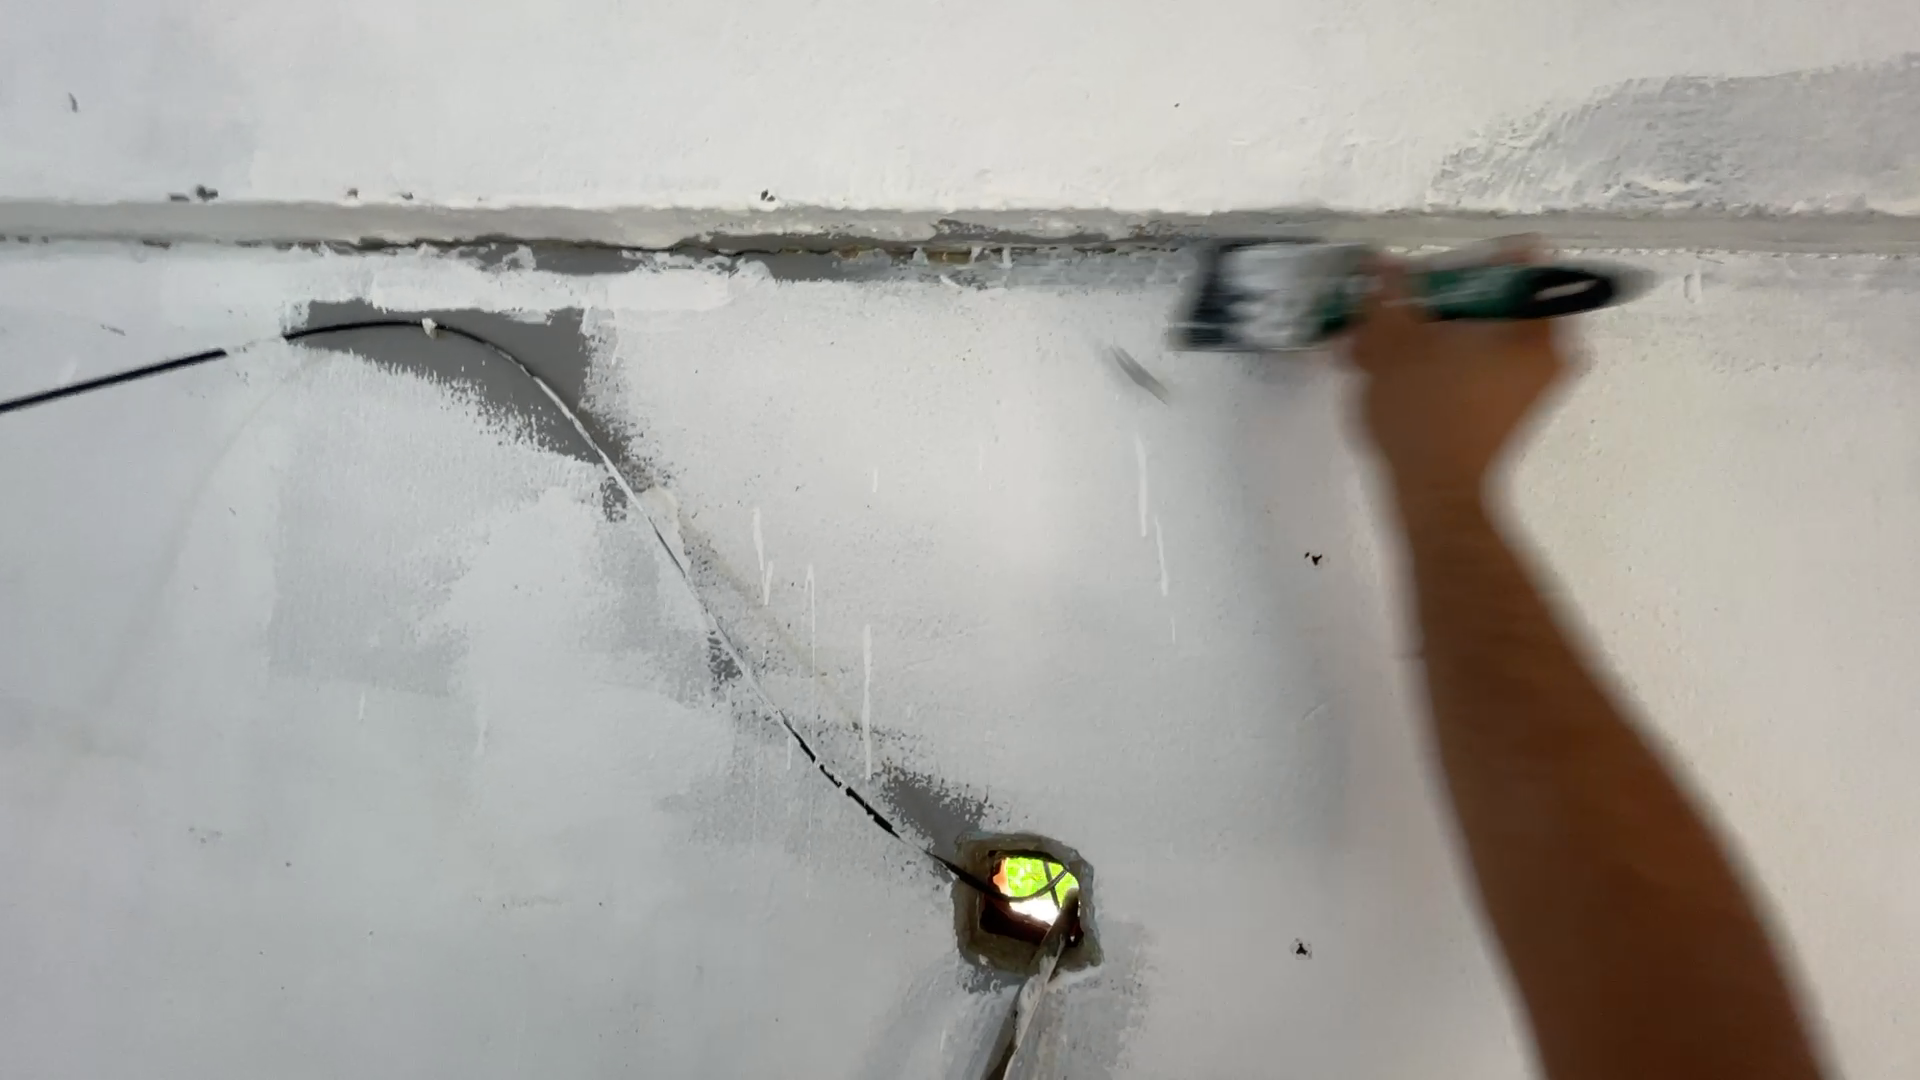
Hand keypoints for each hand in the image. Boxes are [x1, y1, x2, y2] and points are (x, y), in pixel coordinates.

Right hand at [1344, 238, 1573, 503]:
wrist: (1433, 494)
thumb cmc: (1421, 414)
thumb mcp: (1394, 347)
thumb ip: (1389, 298)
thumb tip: (1382, 262)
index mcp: (1538, 325)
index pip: (1512, 260)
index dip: (1458, 262)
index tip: (1417, 284)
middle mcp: (1548, 350)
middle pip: (1488, 301)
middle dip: (1428, 306)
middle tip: (1384, 319)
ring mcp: (1528, 383)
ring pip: (1473, 338)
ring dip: (1422, 337)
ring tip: (1370, 352)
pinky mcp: (1505, 409)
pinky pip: (1471, 368)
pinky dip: (1433, 365)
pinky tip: (1388, 376)